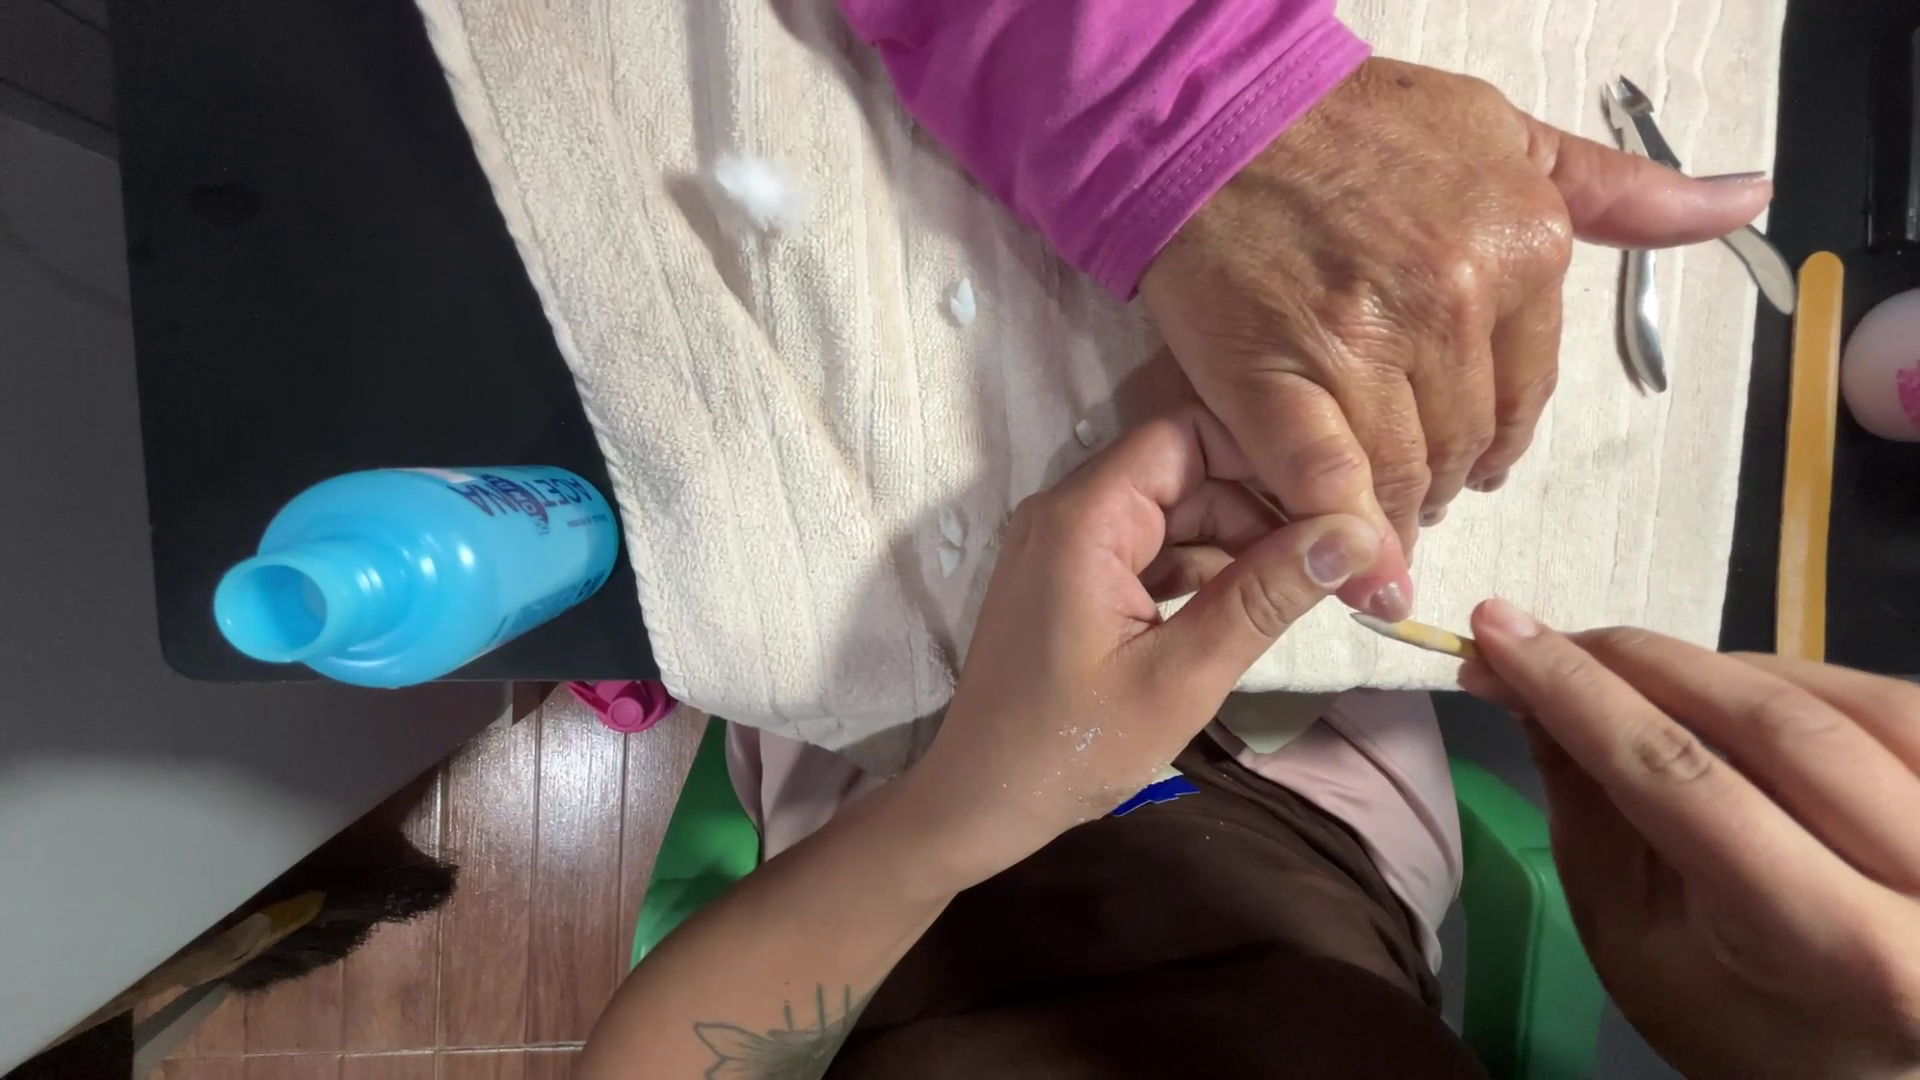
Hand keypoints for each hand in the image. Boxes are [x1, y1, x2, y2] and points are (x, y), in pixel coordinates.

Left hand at [899, 407, 1380, 881]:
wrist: (981, 796)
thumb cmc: (1073, 745)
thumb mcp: (1181, 675)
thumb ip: (1264, 596)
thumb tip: (1352, 534)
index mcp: (1084, 516)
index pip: (1187, 433)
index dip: (1265, 454)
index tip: (1337, 499)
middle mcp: (1068, 510)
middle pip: (1183, 472)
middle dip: (1260, 509)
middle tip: (1340, 559)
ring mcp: (1065, 543)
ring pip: (1170, 512)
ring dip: (1235, 543)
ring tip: (1307, 587)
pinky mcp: (1071, 576)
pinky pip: (1147, 549)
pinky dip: (1197, 569)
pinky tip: (1246, 603)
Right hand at [1140, 58, 1773, 621]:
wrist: (1218, 132)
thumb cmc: (1347, 129)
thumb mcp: (1499, 133)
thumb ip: (1609, 187)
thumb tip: (1735, 207)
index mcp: (1518, 250)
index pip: (1520, 394)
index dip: (1493, 448)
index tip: (1468, 474)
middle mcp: (1450, 306)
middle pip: (1460, 443)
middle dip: (1442, 489)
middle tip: (1414, 508)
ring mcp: (1359, 351)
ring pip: (1399, 470)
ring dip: (1395, 520)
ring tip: (1379, 540)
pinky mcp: (1275, 384)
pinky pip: (1323, 478)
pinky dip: (1343, 534)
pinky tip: (1363, 580)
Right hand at [1460, 600, 1919, 1079]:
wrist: (1863, 1064)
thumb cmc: (1724, 1008)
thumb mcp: (1618, 918)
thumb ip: (1577, 793)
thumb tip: (1513, 682)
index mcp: (1837, 947)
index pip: (1679, 776)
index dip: (1572, 688)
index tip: (1495, 628)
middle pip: (1768, 724)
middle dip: (1628, 659)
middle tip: (1537, 635)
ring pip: (1833, 698)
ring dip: (1702, 665)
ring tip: (1621, 671)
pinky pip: (1885, 702)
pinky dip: (1778, 676)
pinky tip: (1720, 689)